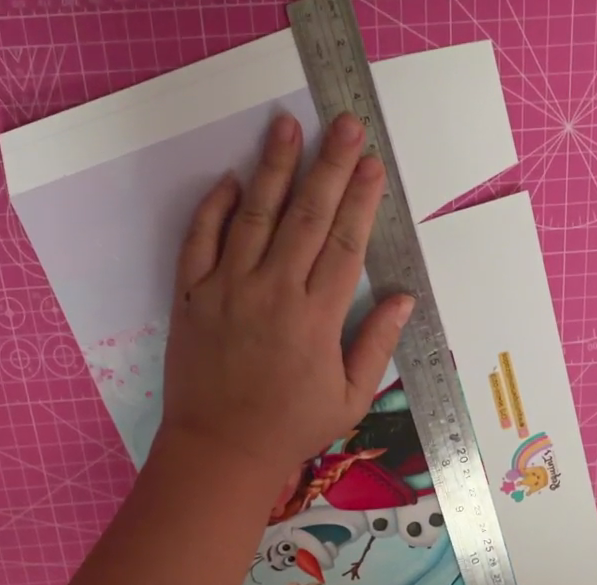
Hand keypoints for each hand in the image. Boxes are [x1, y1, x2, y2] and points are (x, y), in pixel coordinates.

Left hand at [159, 111, 414, 474]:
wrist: (220, 450)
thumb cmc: (290, 428)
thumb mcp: (349, 399)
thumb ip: (376, 345)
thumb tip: (404, 299)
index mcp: (317, 318)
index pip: (346, 244)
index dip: (361, 199)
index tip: (372, 164)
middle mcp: (274, 292)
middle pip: (307, 216)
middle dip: (329, 165)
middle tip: (343, 122)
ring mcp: (228, 289)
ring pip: (254, 215)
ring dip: (274, 168)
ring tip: (287, 127)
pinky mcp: (192, 296)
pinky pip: (200, 240)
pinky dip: (214, 207)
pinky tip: (230, 180)